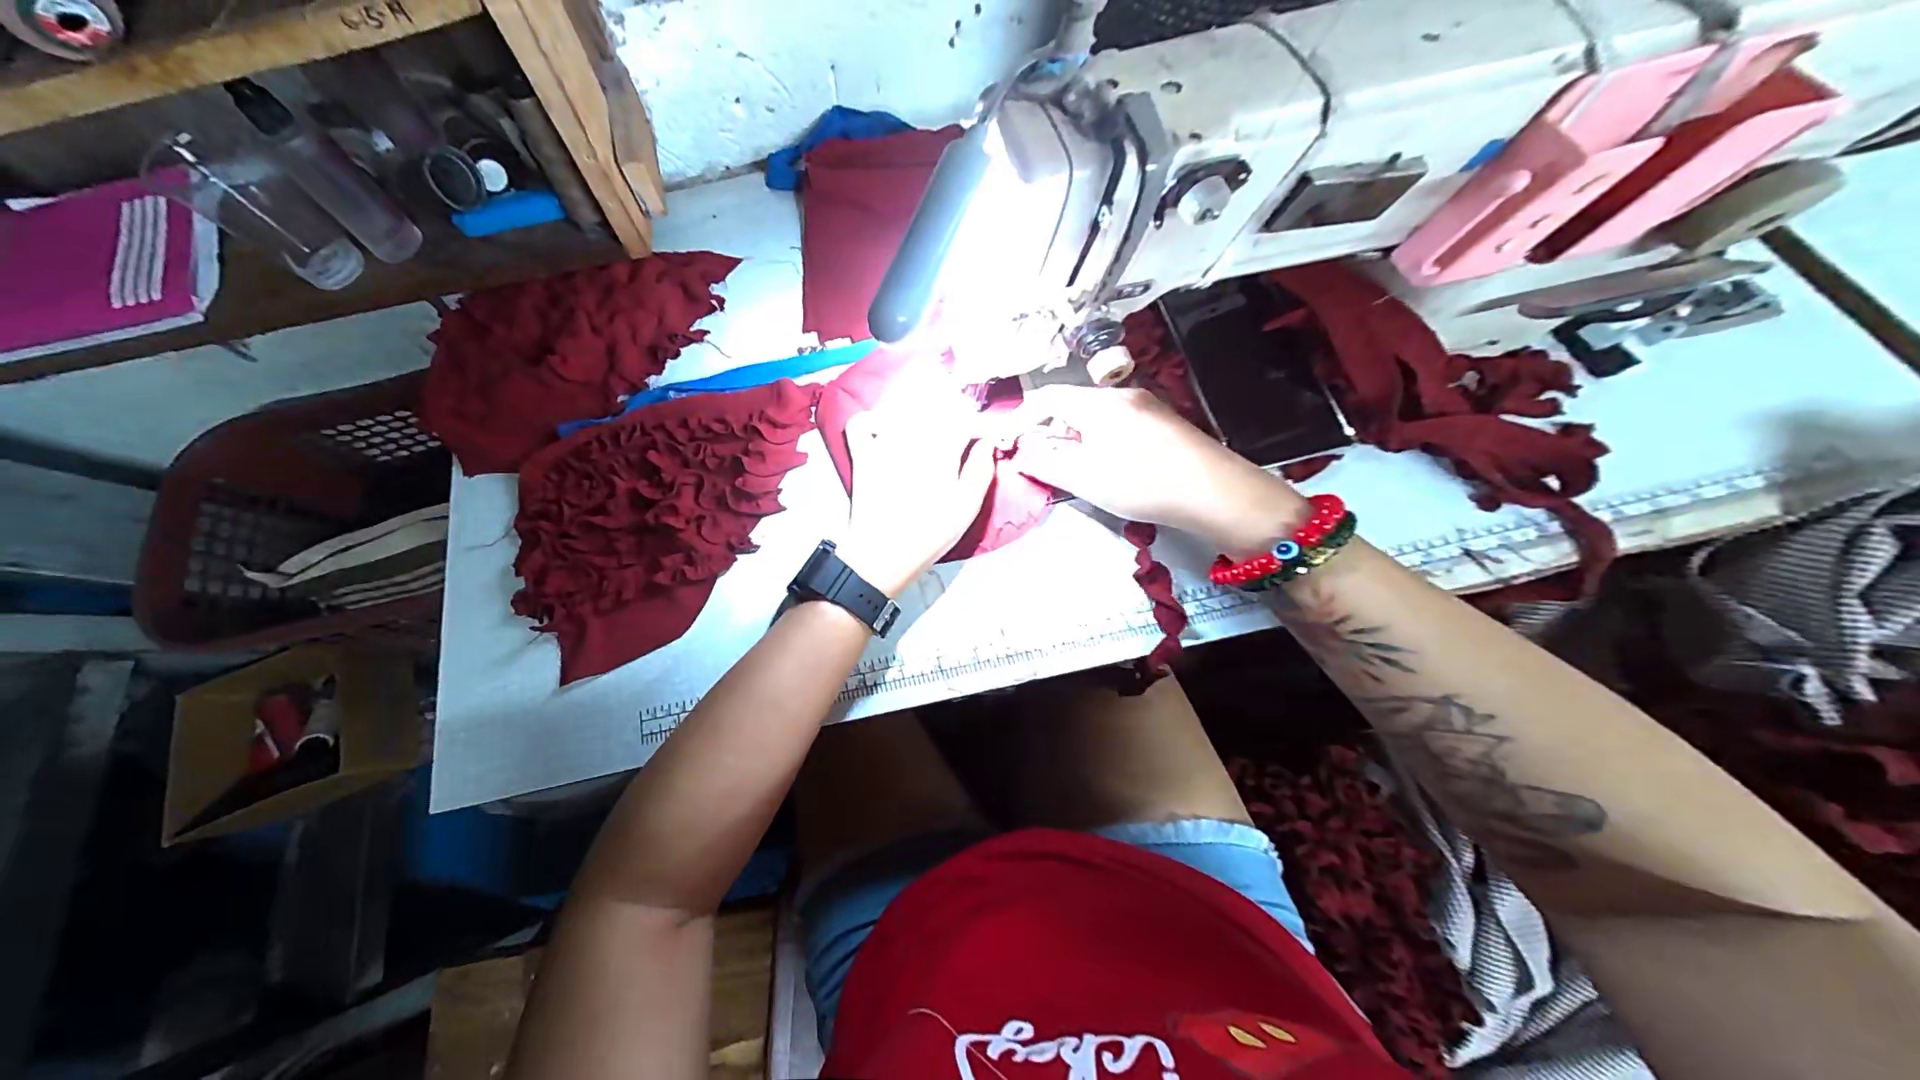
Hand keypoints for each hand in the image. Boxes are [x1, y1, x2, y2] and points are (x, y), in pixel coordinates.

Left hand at [837, 368, 997, 594]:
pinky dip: (872, 419)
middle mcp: (910, 438)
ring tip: (930, 416)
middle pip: (932, 401)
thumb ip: (980, 470)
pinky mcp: (861, 455)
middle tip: (960, 420)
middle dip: (950, 403)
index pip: (963, 416)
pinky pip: (861, 423)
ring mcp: (881, 444)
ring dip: (917, 403)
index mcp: (940, 450)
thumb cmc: (929, 535)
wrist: (881, 556)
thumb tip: (987, 442)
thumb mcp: (966, 508)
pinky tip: (884, 426)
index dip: (977, 418)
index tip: (983, 429)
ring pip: (900, 405)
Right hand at [1011, 385, 1308, 555]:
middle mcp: (1123, 396)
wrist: (1217, 494)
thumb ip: (1046, 462)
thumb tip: (1020, 451)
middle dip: (1049, 432)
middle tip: (1038, 461)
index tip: (1009, 442)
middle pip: (1072, 406)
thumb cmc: (1145, 483)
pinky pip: (1117, 427)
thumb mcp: (1085, 478)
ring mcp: (1146, 408)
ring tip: (1071, 471)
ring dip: (1074, 440)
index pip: (1048, 397)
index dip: (1022, 418)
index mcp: (1100, 403)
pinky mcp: (1162, 426)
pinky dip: (1098, 444)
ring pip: (1095, 418)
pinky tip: (1106, 470)